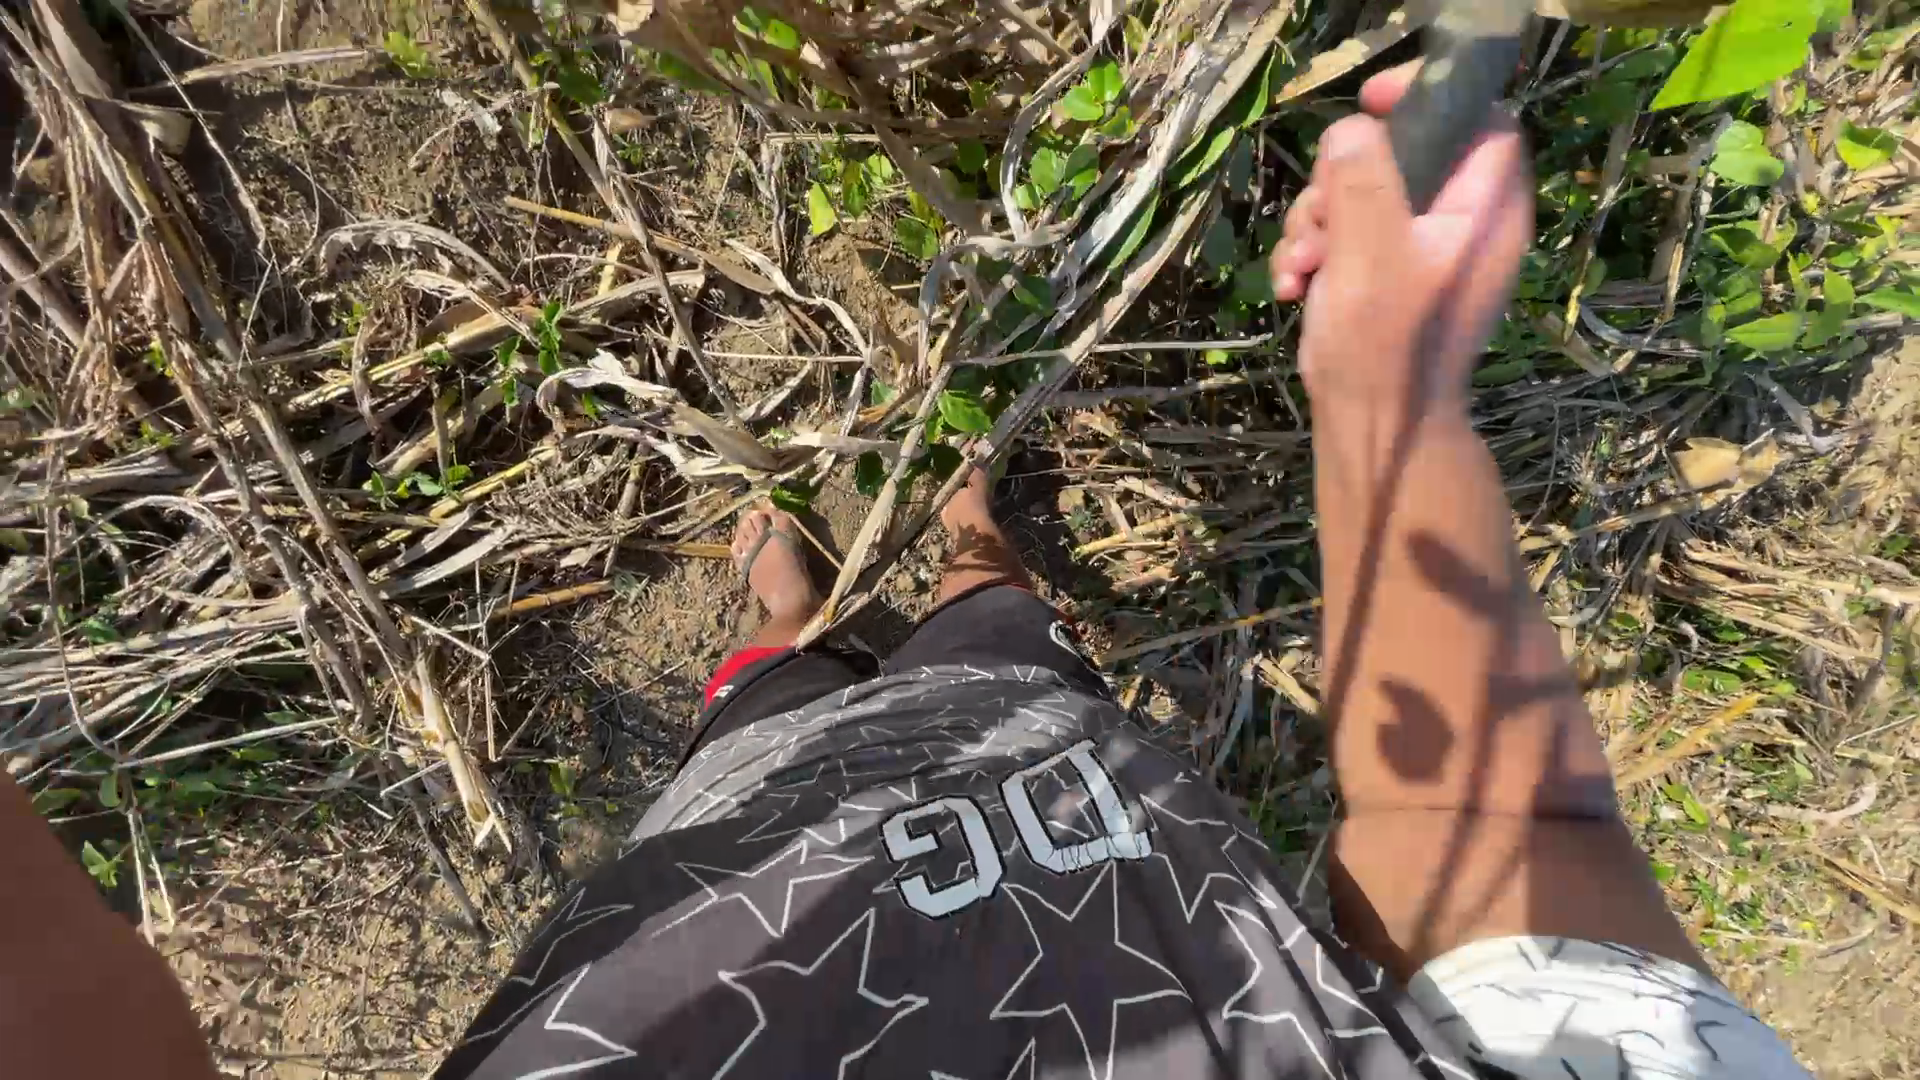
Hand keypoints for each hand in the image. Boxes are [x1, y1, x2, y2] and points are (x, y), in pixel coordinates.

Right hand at [1269, 62, 1532, 414]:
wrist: (1370, 423)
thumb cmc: (1383, 343)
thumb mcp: (1371, 252)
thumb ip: (1363, 179)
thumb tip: (1349, 133)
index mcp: (1481, 208)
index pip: (1475, 118)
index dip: (1424, 98)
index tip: (1367, 101)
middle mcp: (1453, 224)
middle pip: (1396, 161)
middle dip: (1337, 188)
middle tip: (1314, 228)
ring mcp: (1411, 255)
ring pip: (1356, 204)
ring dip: (1312, 229)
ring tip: (1297, 271)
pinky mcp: (1377, 282)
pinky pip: (1341, 245)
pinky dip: (1311, 260)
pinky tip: (1291, 289)